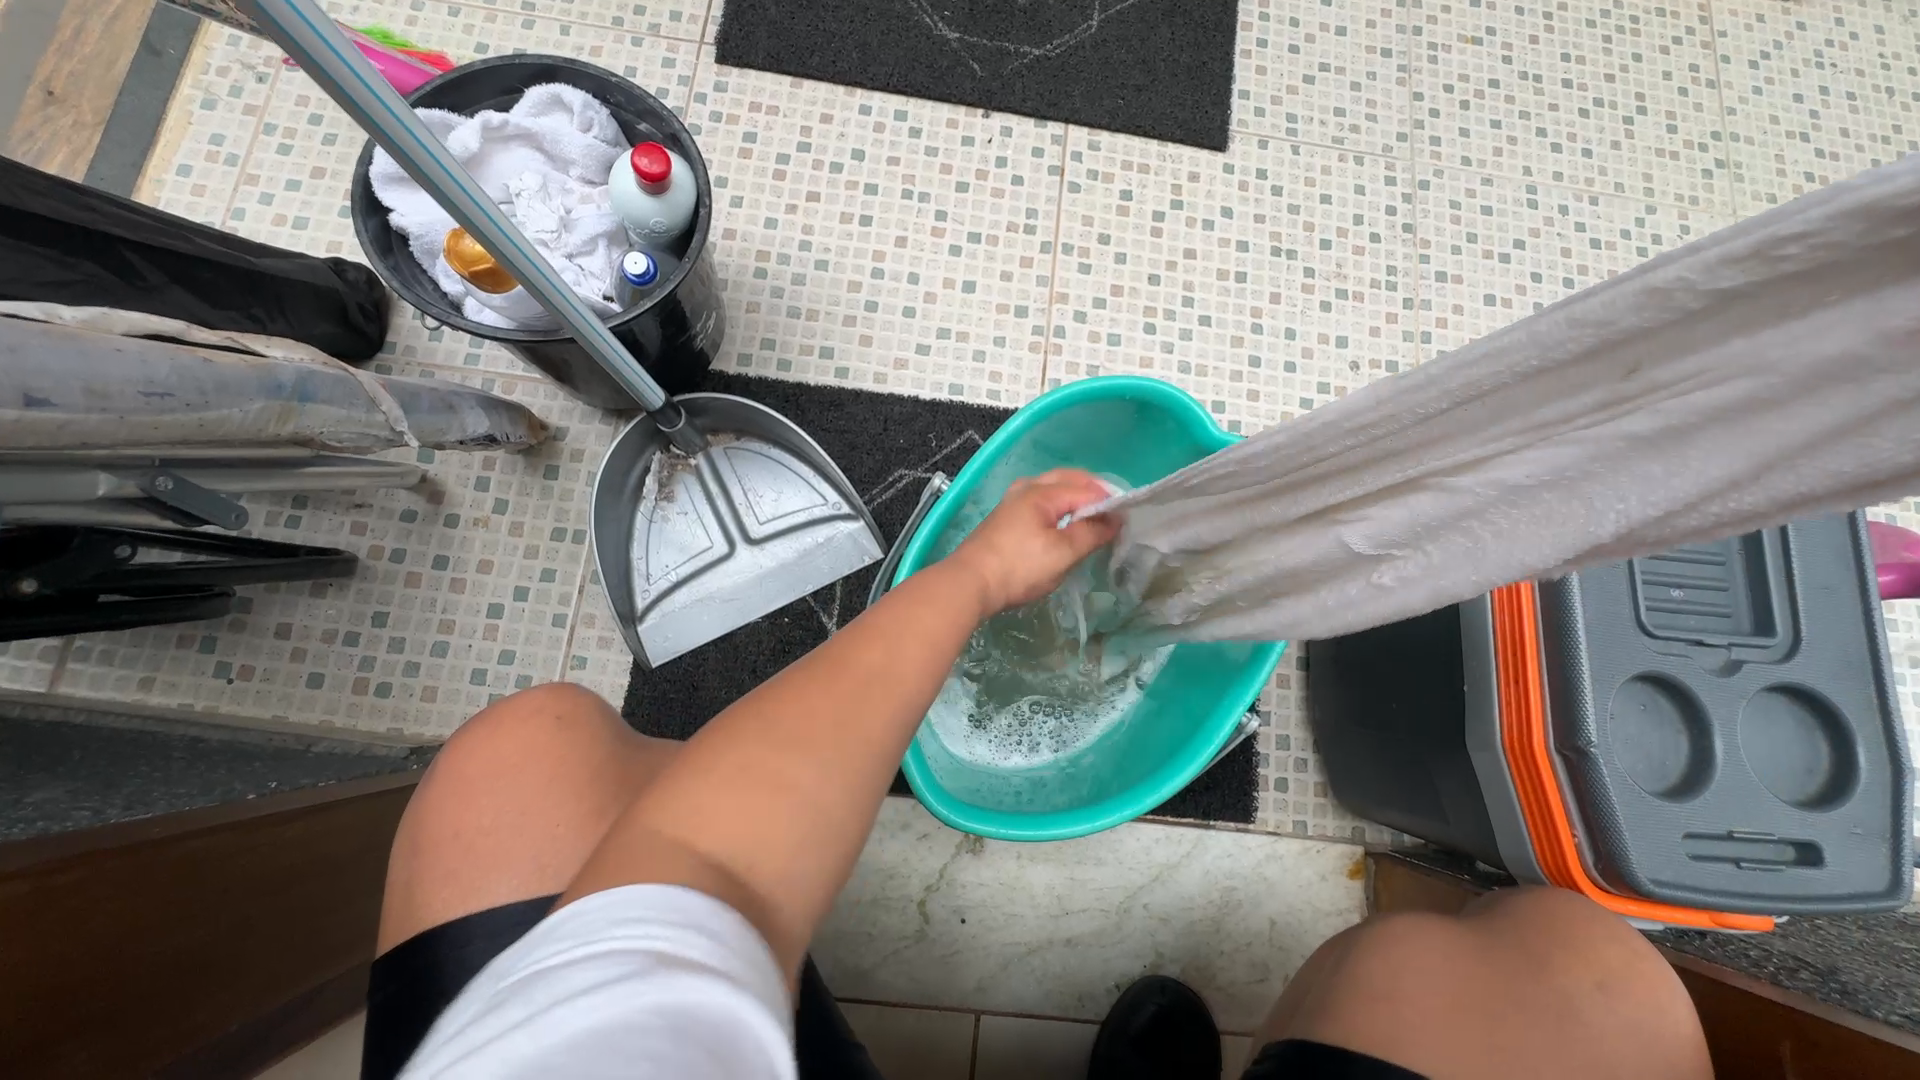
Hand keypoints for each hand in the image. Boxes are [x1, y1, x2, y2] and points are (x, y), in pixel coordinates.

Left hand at [944, 469, 1119, 615]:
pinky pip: (1040, 502)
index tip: (1127, 521)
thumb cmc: (1018, 568)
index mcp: (1042, 492)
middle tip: (1112, 514)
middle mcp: (1026, 489)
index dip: (1110, 503)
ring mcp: (1013, 502)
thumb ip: (1091, 533)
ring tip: (1091, 518)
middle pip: (1068, 480)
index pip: (1087, 489)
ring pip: (1052, 489)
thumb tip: (1115, 519)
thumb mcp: (1062, 553)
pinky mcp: (1006, 518)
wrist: (970, 583)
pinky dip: (1058, 507)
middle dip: (1093, 492)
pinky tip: (1063, 524)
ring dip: (1074, 497)